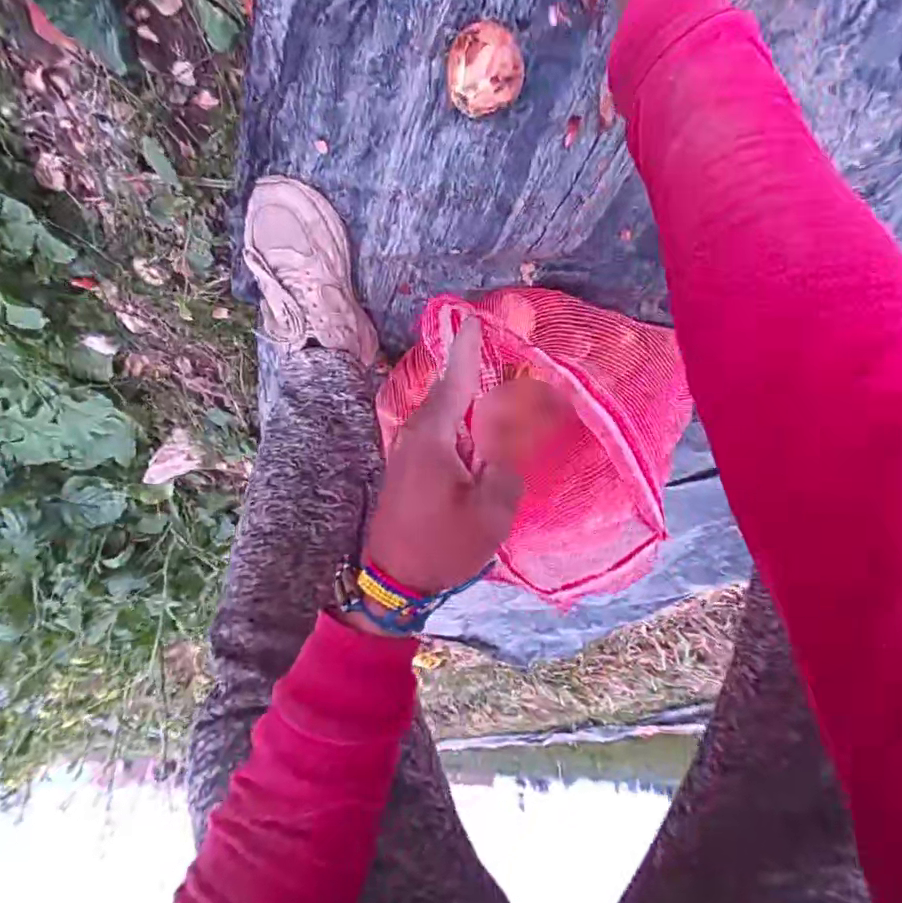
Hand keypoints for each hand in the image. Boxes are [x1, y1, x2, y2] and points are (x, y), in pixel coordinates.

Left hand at [363, 318, 525, 598]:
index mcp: (434, 435)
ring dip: (472, 402)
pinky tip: (480, 435)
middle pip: (451, 393)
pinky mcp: (409, 470)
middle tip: (505, 358)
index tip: (473, 318)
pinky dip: (463, 425)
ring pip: (446, 415)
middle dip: (476, 372)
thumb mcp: (490, 507)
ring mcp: (408, 452)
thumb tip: (508, 426)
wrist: (393, 584)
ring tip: (502, 395)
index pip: (456, 379)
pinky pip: (441, 433)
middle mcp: (416, 434)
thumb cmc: (443, 545)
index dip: (468, 349)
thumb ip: (505, 460)